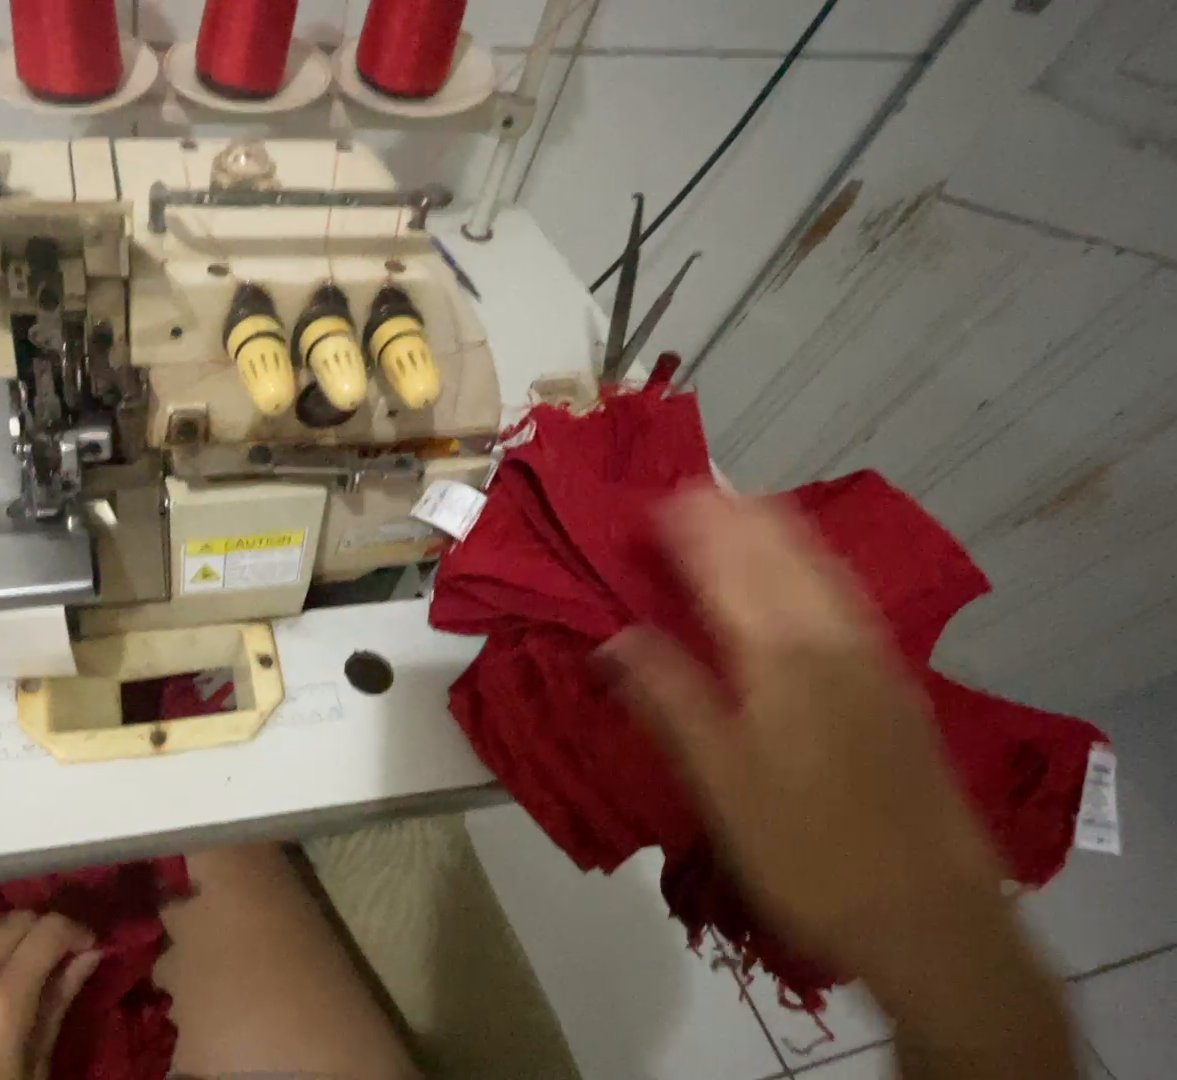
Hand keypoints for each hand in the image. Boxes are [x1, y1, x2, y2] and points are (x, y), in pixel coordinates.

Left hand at [0, 912, 101, 1079]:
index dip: (76, 930)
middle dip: (45, 928)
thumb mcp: (34, 1070)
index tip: (89, 946)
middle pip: (16, 920)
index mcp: (3, 998)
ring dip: (11, 938)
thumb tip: (87, 956)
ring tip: (24, 966)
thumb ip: (58, 1004)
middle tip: (61, 955)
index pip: (49, 930)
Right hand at [597, 489, 1006, 984]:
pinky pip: (845, 596)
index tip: (651, 499)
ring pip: (820, 568)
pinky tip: (799, 567)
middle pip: (781, 553)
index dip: (689, 527)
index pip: (728, 568)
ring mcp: (873, 660)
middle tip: (684, 488)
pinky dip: (810, 563)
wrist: (928, 921)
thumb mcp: (716, 780)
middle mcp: (832, 642)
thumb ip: (666, 698)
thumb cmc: (803, 849)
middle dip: (731, 513)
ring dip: (774, 529)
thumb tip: (611, 636)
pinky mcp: (893, 683)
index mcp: (781, 660)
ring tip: (735, 504)